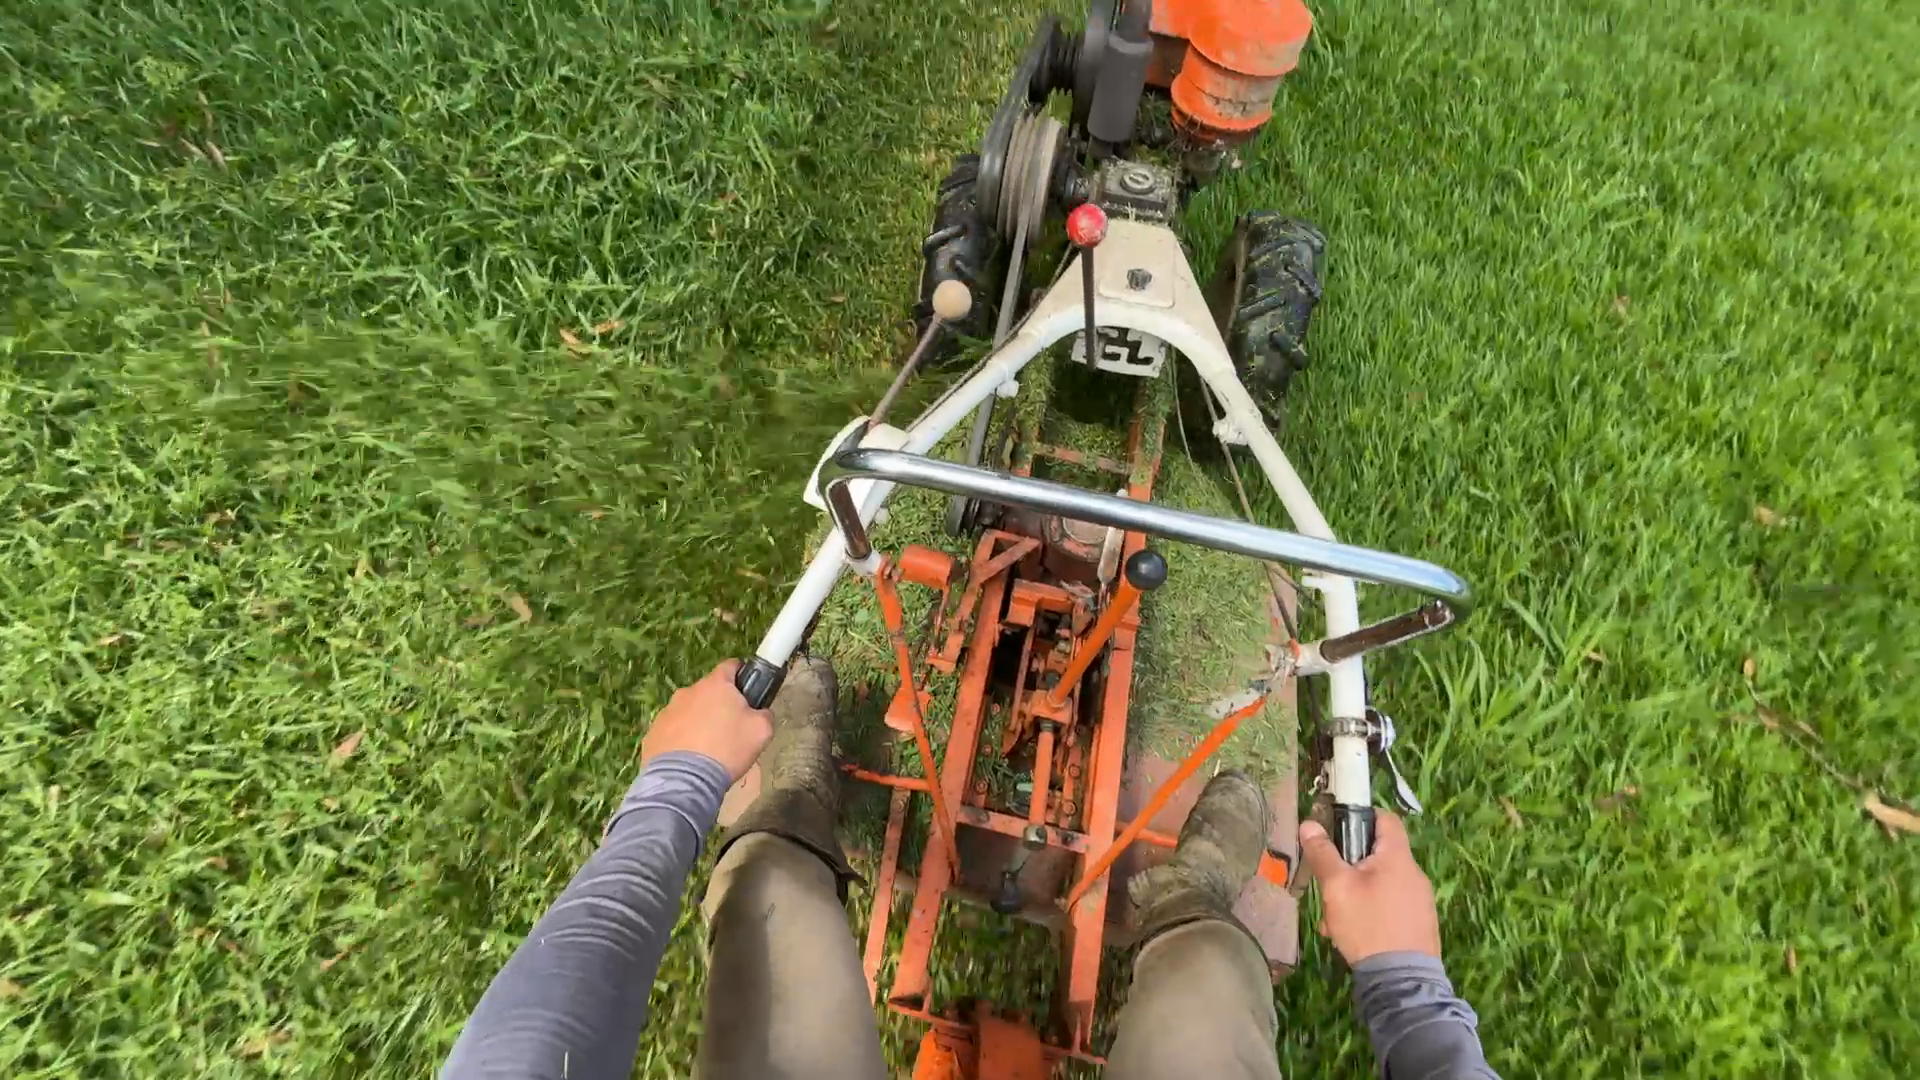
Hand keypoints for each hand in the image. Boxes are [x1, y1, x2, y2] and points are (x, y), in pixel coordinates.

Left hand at [639, 660, 772, 783]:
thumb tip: (760, 713)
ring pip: (689, 710)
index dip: (742, 675)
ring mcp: (667, 712)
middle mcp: (688, 692)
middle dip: (719, 704)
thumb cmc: (727, 749)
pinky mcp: (652, 733)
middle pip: (709, 691)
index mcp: (716, 685)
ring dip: (698, 722)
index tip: (748, 692)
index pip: (731, 666)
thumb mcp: (762, 731)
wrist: (684, 782)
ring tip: (708, 749)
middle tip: (731, 729)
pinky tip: (689, 759)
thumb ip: (764, 714)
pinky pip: (672, 730)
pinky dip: (681, 739)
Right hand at [1298, 810, 1442, 962]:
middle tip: (1328, 876)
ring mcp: (1419, 902)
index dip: (1362, 814)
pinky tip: (1349, 929)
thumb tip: (1309, 825)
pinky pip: (1388, 903)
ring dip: (1354, 888)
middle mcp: (1414, 875)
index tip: (1337, 825)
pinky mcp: (1418, 924)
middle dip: (1349, 860)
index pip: (1386, 818)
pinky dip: (1368, 907)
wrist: (1402, 984)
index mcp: (1398, 859)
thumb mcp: (1336, 886)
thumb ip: (1322, 853)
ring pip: (1380, 880)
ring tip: (1334, 911)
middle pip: (1378, 852)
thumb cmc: (1368, 924)